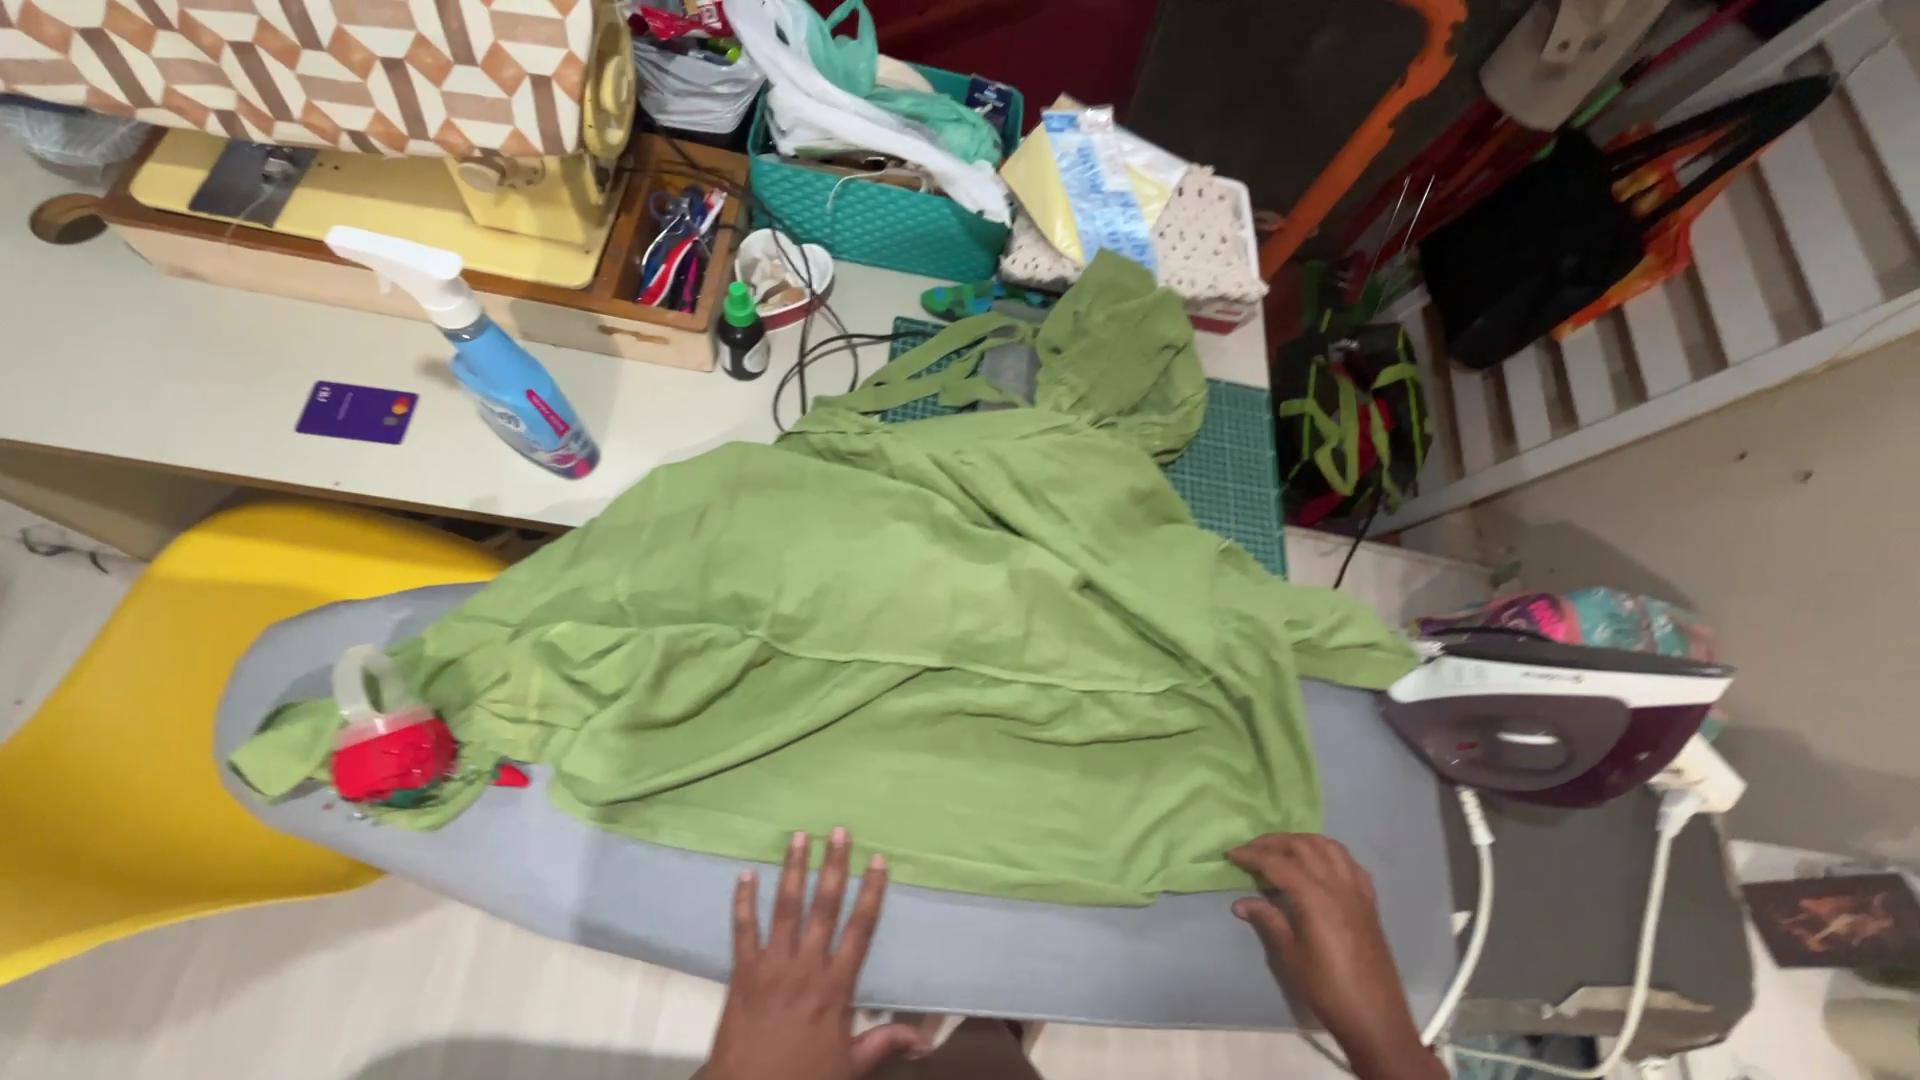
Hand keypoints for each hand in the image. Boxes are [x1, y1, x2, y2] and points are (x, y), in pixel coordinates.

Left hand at [704, 828, 928, 1079]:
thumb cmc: (804, 1079)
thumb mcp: (850, 1066)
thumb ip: (883, 1042)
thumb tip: (923, 1040)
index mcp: (836, 986)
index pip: (860, 929)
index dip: (870, 893)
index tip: (878, 860)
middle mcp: (807, 967)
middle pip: (825, 907)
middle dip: (834, 866)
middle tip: (839, 831)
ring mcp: (772, 966)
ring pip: (786, 908)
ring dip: (794, 870)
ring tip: (799, 837)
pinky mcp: (743, 972)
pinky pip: (743, 930)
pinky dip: (743, 901)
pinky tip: (746, 873)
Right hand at [1227, 834, 1444, 1079]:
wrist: (1376, 1019)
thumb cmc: (1328, 989)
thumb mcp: (1291, 956)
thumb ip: (1268, 920)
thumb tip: (1240, 903)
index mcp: (1316, 899)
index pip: (1278, 862)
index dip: (1251, 854)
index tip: (1230, 854)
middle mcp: (1338, 887)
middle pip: (1303, 846)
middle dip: (1273, 842)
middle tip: (1251, 851)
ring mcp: (1358, 892)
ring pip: (1329, 847)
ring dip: (1302, 841)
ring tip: (1283, 851)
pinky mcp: (1370, 903)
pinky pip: (1350, 864)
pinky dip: (1330, 854)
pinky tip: (1319, 865)